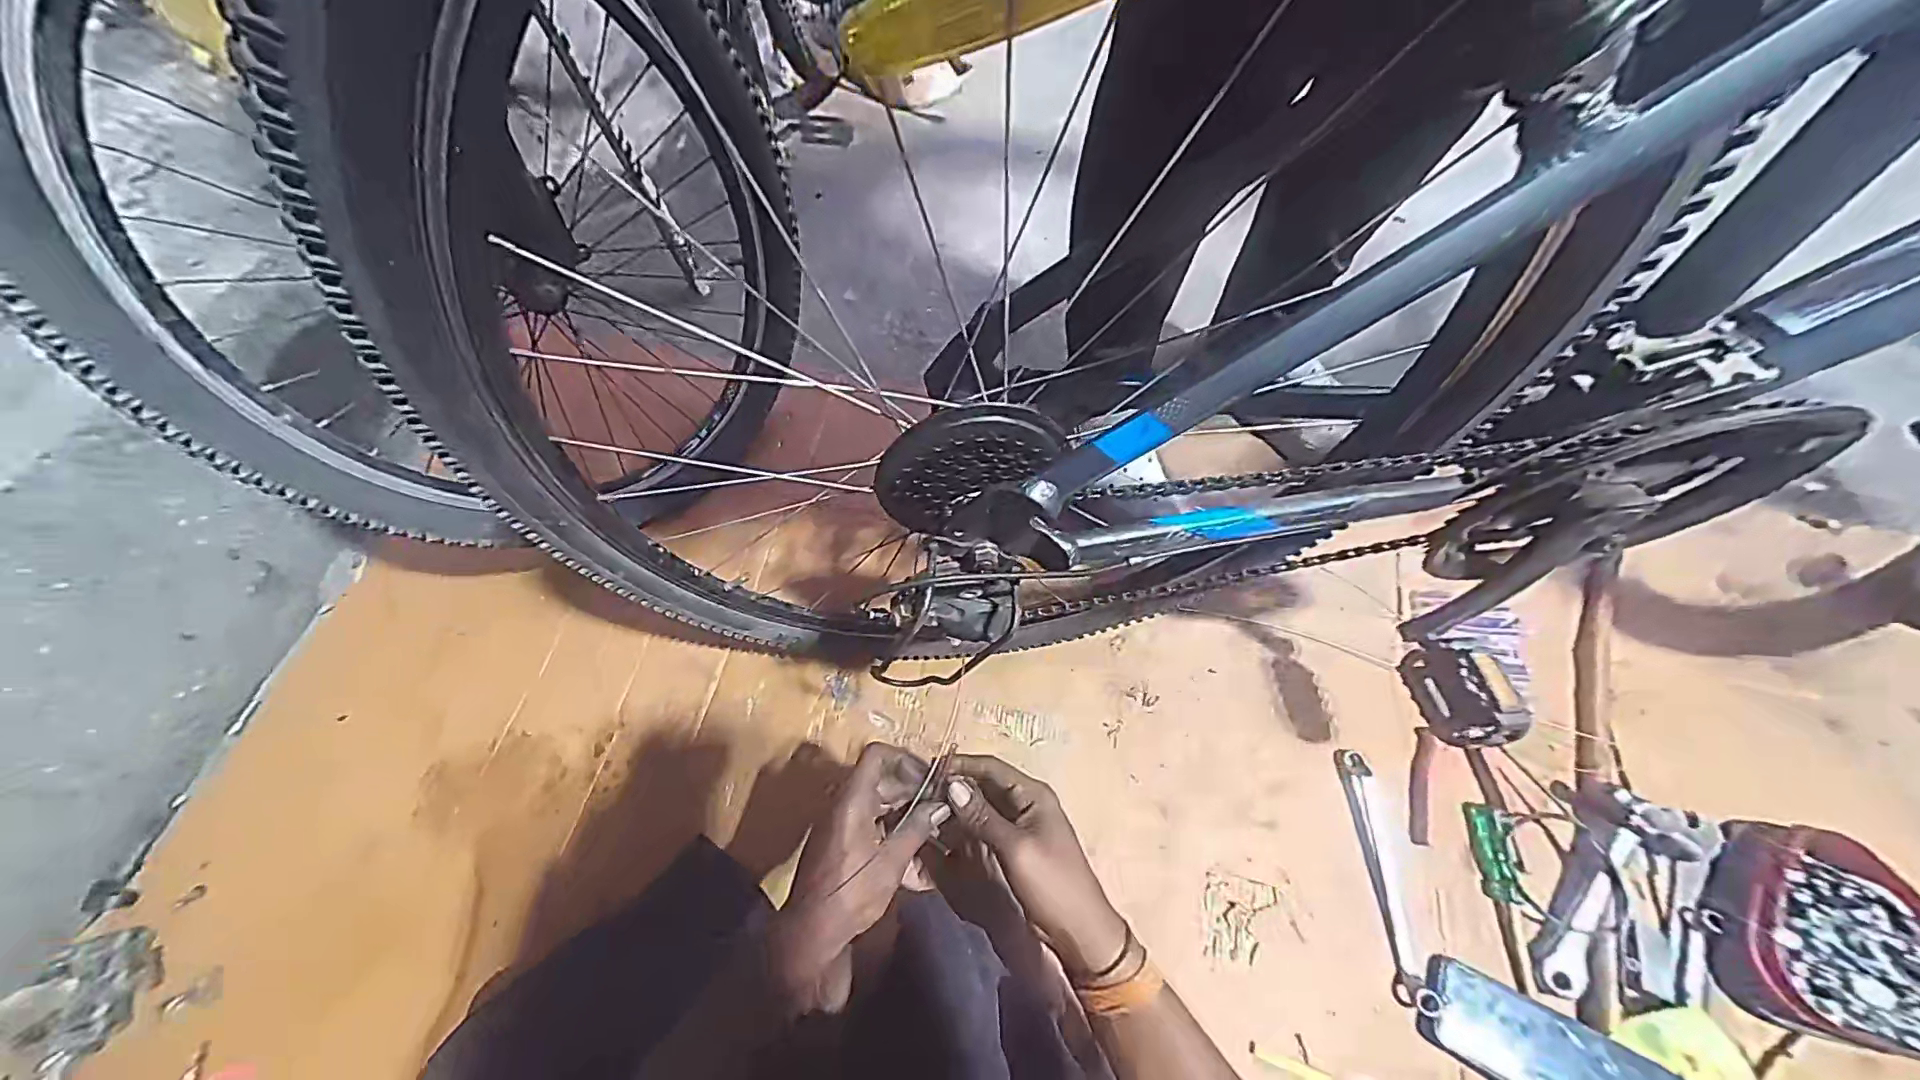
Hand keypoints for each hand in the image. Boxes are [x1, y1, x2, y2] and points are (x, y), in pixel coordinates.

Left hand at [765, 742, 948, 1014]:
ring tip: (930, 822)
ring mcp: (839, 821)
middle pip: (880, 777)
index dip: (906, 759)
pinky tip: (911, 840)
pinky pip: (869, 817)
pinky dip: (890, 822)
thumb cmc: (851, 893)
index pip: (877, 755)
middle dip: (911, 786)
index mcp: (852, 799)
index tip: (929, 777)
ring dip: (903, 806)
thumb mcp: (890, 862)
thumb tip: (940, 805)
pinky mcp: (840, 839)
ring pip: (876, 798)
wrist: (811, 933)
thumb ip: (916, 828)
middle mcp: (843, 803)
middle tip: (938, 803)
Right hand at [944, 754, 1129, 978]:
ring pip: (981, 807)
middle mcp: (1025, 803)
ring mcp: (1019, 826)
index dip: (961, 764)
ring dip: (956, 808)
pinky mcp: (1012, 848)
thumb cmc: (1052, 884)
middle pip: (984, 784)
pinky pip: (984, 828)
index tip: (928, 769)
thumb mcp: (1016, 848)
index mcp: (1032, 794)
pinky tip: (941, 833)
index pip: (991, 767)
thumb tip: (952, 785)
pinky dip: (964, 828)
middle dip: (955, 786)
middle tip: (920, 792)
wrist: (1080, 932)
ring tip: (924, 811)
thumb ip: (983, 817)